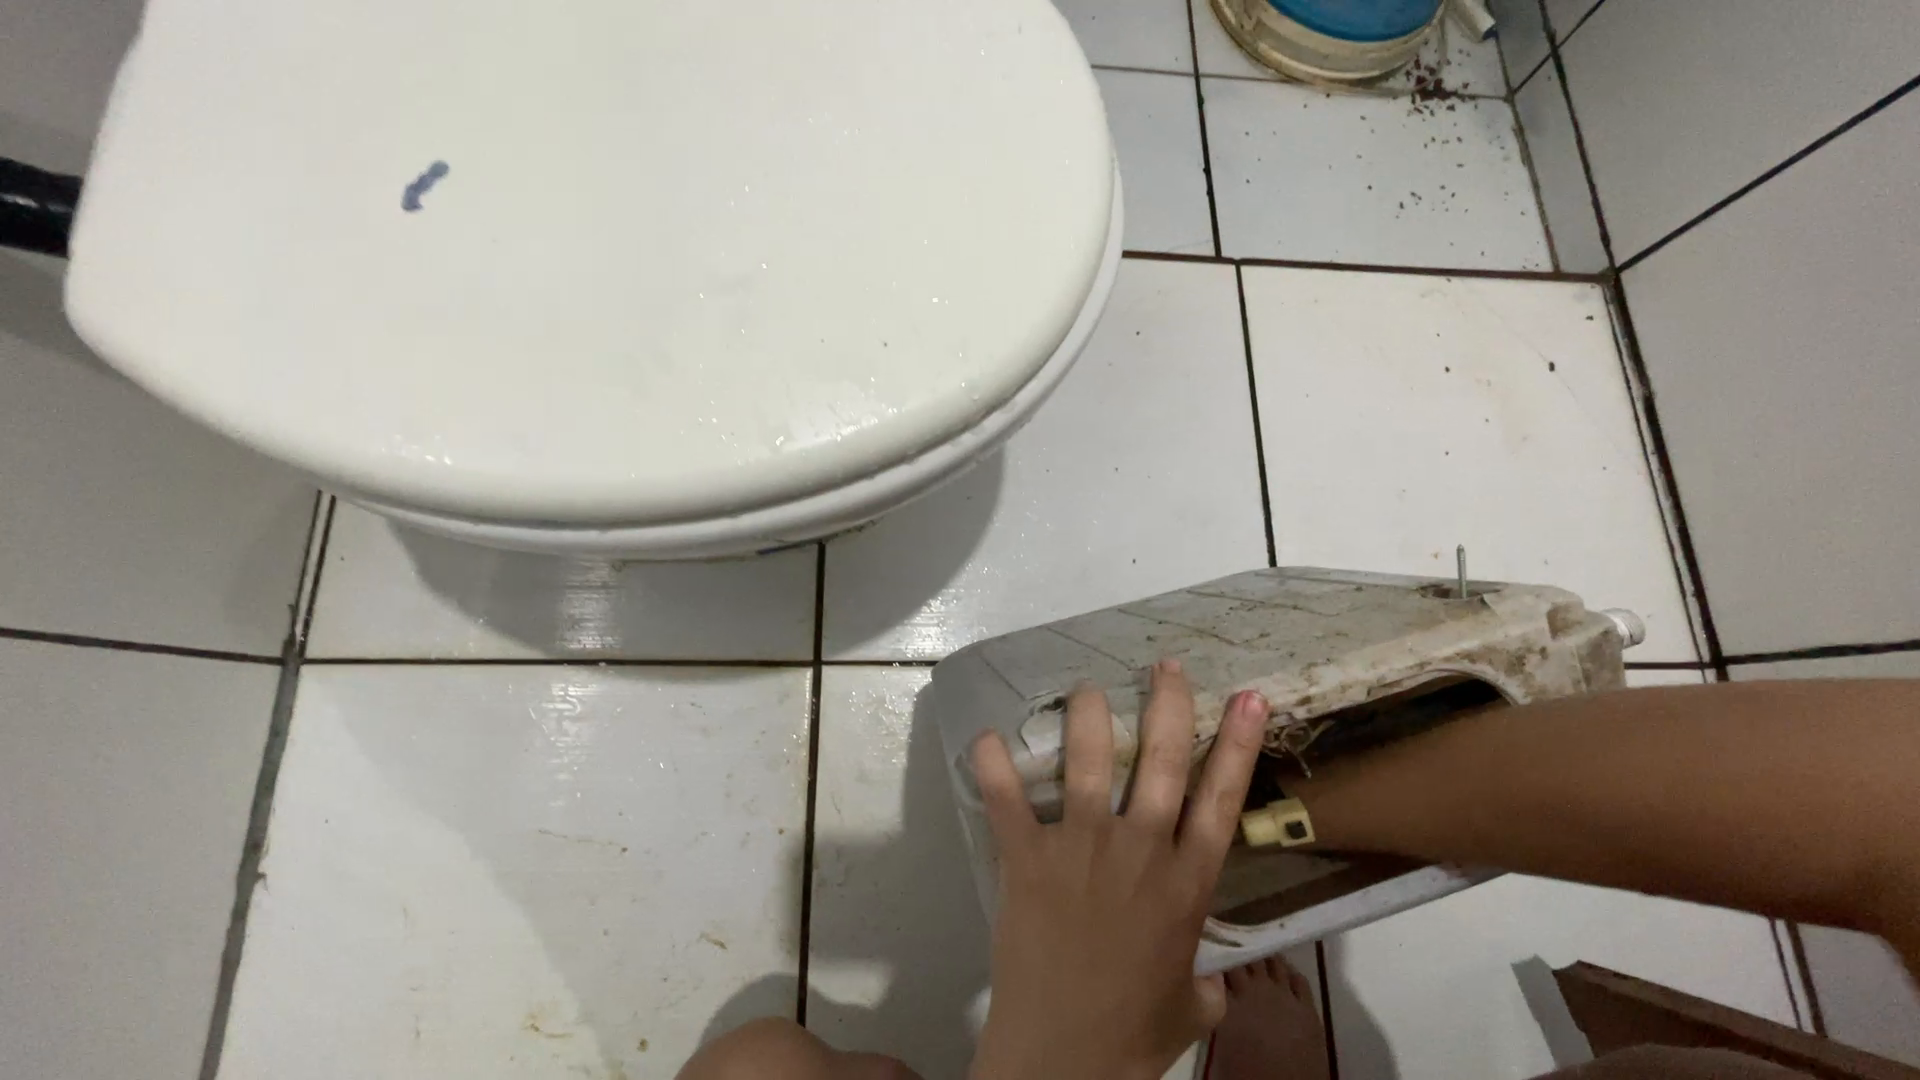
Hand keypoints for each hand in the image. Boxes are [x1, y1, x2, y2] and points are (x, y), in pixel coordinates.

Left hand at [967, 660, 1269, 1079]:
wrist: (1066, 1057)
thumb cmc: (1134, 1030)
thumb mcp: (1193, 1005)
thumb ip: (1208, 979)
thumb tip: (1215, 977)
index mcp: (1187, 882)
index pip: (1222, 798)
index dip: (1236, 743)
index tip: (1246, 695)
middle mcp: (1141, 851)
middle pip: (1163, 762)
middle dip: (1167, 705)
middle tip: (1164, 665)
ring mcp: (1082, 849)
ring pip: (1091, 764)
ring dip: (1090, 718)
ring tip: (1087, 687)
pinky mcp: (1028, 860)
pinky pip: (1008, 802)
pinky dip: (994, 767)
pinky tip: (987, 737)